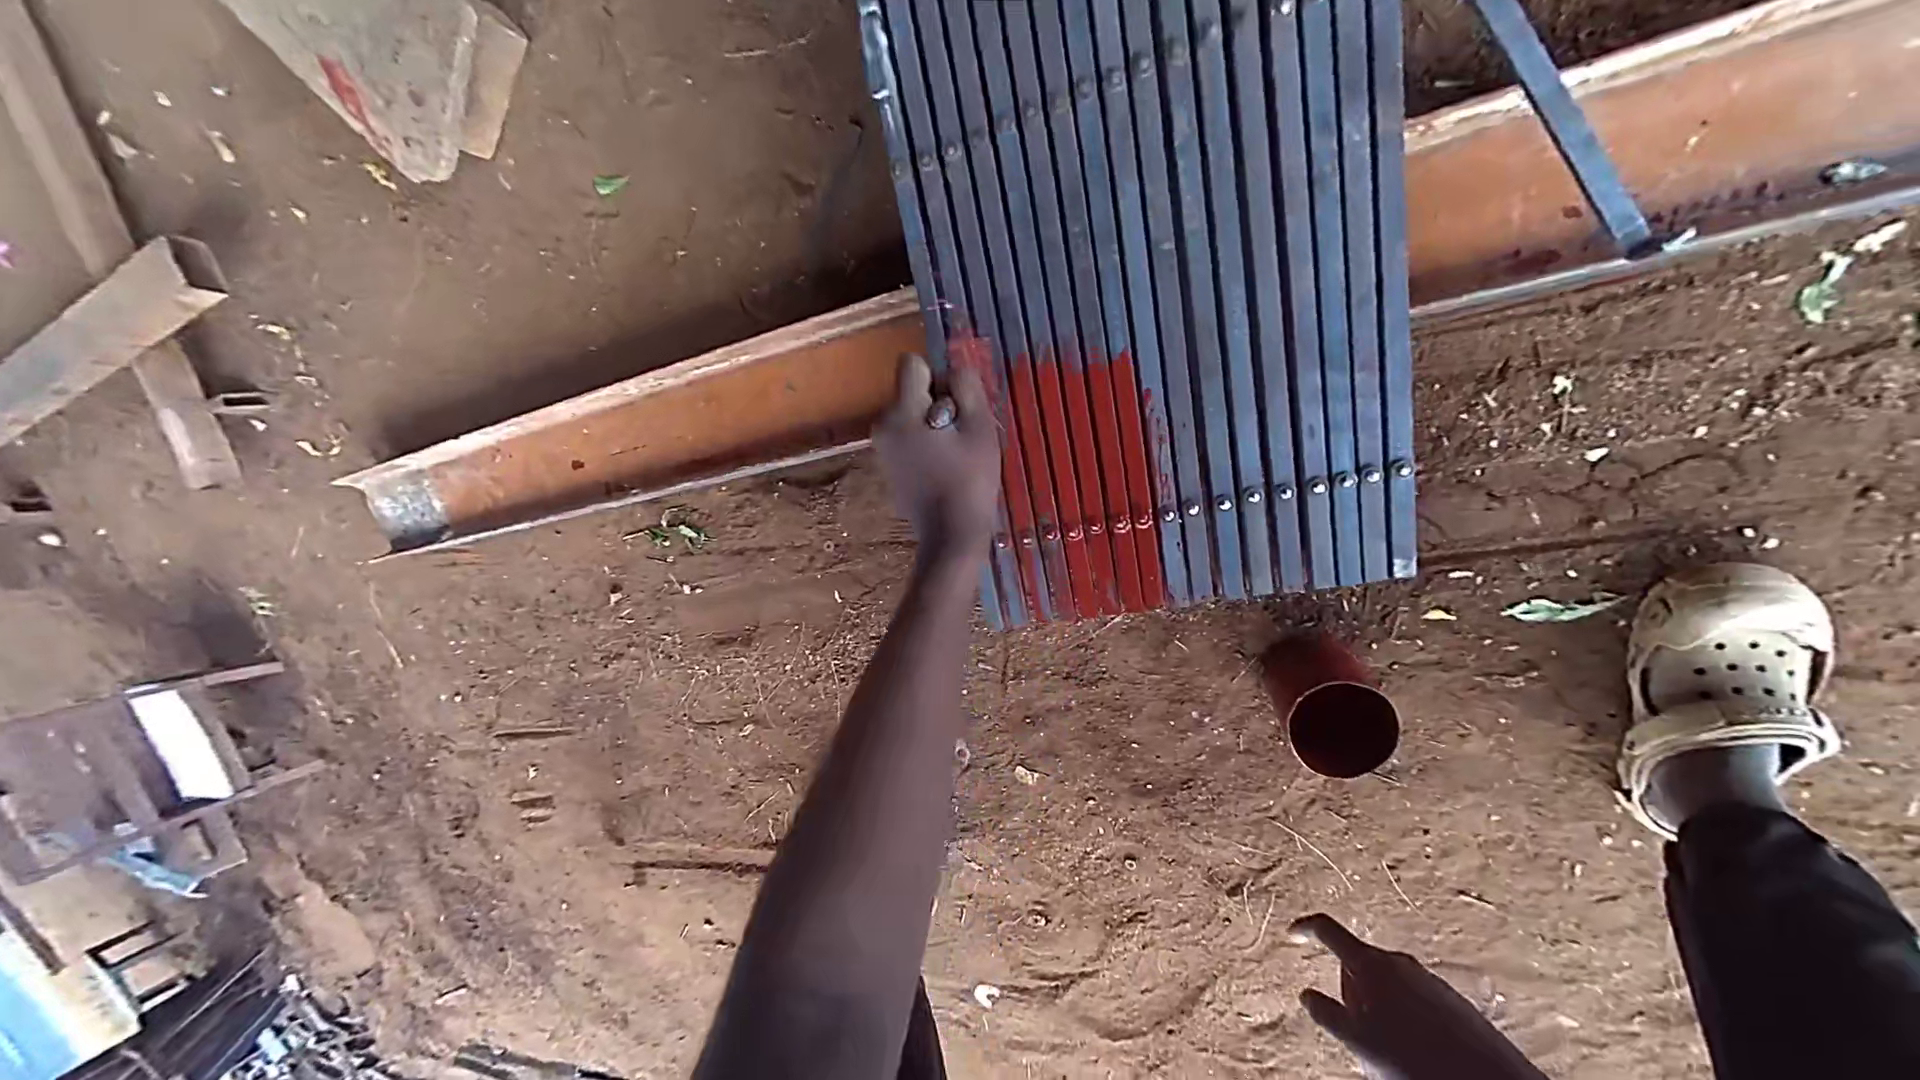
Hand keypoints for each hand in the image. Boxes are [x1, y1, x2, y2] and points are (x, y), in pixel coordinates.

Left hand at [872, 353, 1000, 562]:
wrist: (951, 533)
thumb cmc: (970, 480)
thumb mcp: (979, 428)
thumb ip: (966, 387)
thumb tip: (954, 366)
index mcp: (900, 413)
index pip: (911, 364)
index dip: (938, 377)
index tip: (955, 405)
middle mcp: (882, 425)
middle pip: (910, 389)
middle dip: (936, 401)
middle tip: (960, 434)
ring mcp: (882, 447)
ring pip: (910, 413)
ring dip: (933, 422)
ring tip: (954, 453)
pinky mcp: (888, 464)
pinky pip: (907, 435)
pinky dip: (925, 442)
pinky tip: (943, 466)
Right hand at [1291, 914, 1547, 1079]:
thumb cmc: (1418, 1061)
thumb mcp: (1358, 1042)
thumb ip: (1326, 1014)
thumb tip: (1306, 995)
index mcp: (1371, 963)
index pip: (1326, 928)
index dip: (1304, 927)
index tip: (1291, 934)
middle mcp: (1399, 961)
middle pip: (1358, 963)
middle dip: (1350, 989)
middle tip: (1355, 1026)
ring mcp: (1428, 979)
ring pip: (1386, 984)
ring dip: (1378, 1007)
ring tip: (1389, 1047)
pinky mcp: (1452, 1001)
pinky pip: (1413, 998)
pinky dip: (1403, 1016)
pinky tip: (1415, 1051)